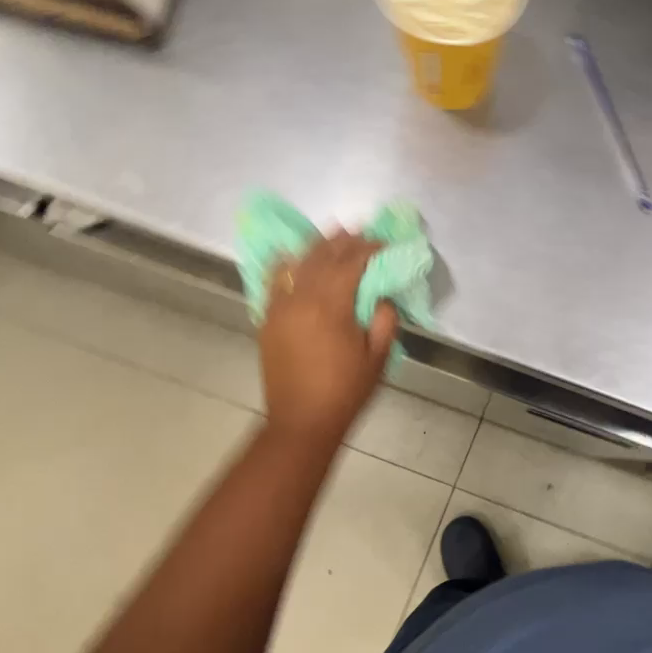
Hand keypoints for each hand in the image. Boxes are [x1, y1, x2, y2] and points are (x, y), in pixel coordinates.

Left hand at [259, 231, 397, 440]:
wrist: (301, 421)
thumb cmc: (345, 392)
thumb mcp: (377, 357)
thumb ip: (383, 320)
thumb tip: (380, 296)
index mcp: (331, 307)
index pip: (351, 264)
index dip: (369, 250)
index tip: (383, 244)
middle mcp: (301, 299)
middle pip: (323, 257)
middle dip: (344, 242)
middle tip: (360, 231)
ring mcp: (279, 307)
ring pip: (297, 264)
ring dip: (317, 247)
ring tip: (332, 234)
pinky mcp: (268, 319)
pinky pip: (274, 281)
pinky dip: (285, 265)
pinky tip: (292, 256)